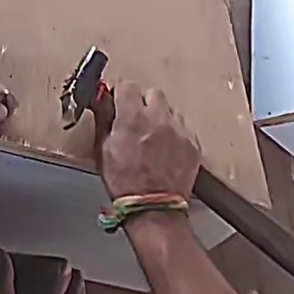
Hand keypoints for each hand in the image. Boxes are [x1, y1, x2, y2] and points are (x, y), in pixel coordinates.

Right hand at [96, 81, 201, 198]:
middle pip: (153, 93)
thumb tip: (101, 102)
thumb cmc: (125, 183)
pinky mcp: (192, 144)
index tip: (118, 101)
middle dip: (143, 102)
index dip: (121, 94)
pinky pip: (183, 128)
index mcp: (132, 118)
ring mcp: (179, 131)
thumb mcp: (102, 150)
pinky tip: (164, 148)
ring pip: (170, 110)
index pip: (128, 86)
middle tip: (135, 118)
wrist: (153, 207)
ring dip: (160, 117)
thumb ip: (104, 121)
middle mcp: (158, 119)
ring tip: (152, 136)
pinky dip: (173, 133)